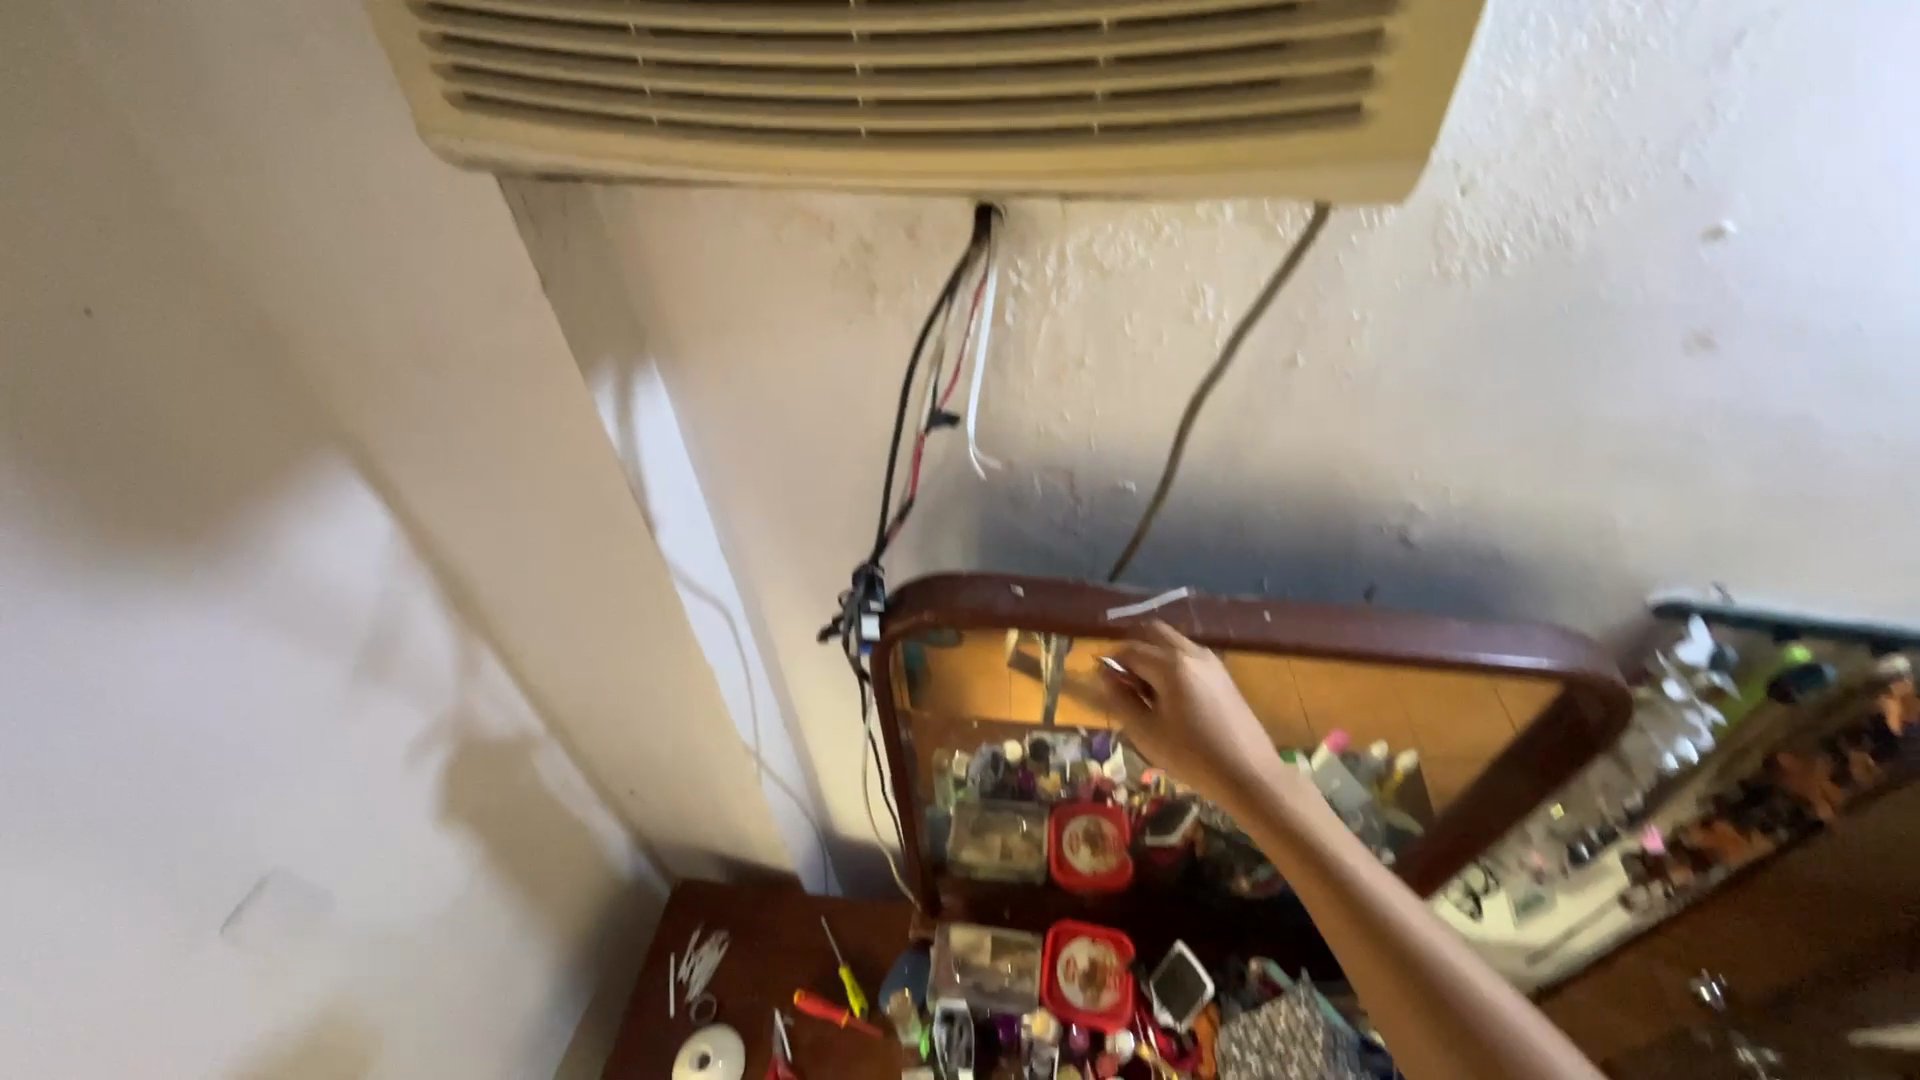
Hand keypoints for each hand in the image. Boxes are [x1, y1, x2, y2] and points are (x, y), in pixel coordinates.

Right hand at [1099, 622, 1298, 808]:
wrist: (1249, 773)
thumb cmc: (1191, 756)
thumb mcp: (1145, 731)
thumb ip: (1120, 698)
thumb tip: (1104, 674)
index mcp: (1170, 665)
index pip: (1128, 649)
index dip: (1110, 662)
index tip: (1102, 682)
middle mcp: (1191, 652)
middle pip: (1152, 632)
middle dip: (1131, 648)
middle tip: (1122, 679)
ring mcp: (1211, 660)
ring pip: (1171, 641)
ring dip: (1152, 654)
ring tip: (1145, 690)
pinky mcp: (1222, 673)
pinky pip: (1188, 654)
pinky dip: (1170, 662)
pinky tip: (1170, 695)